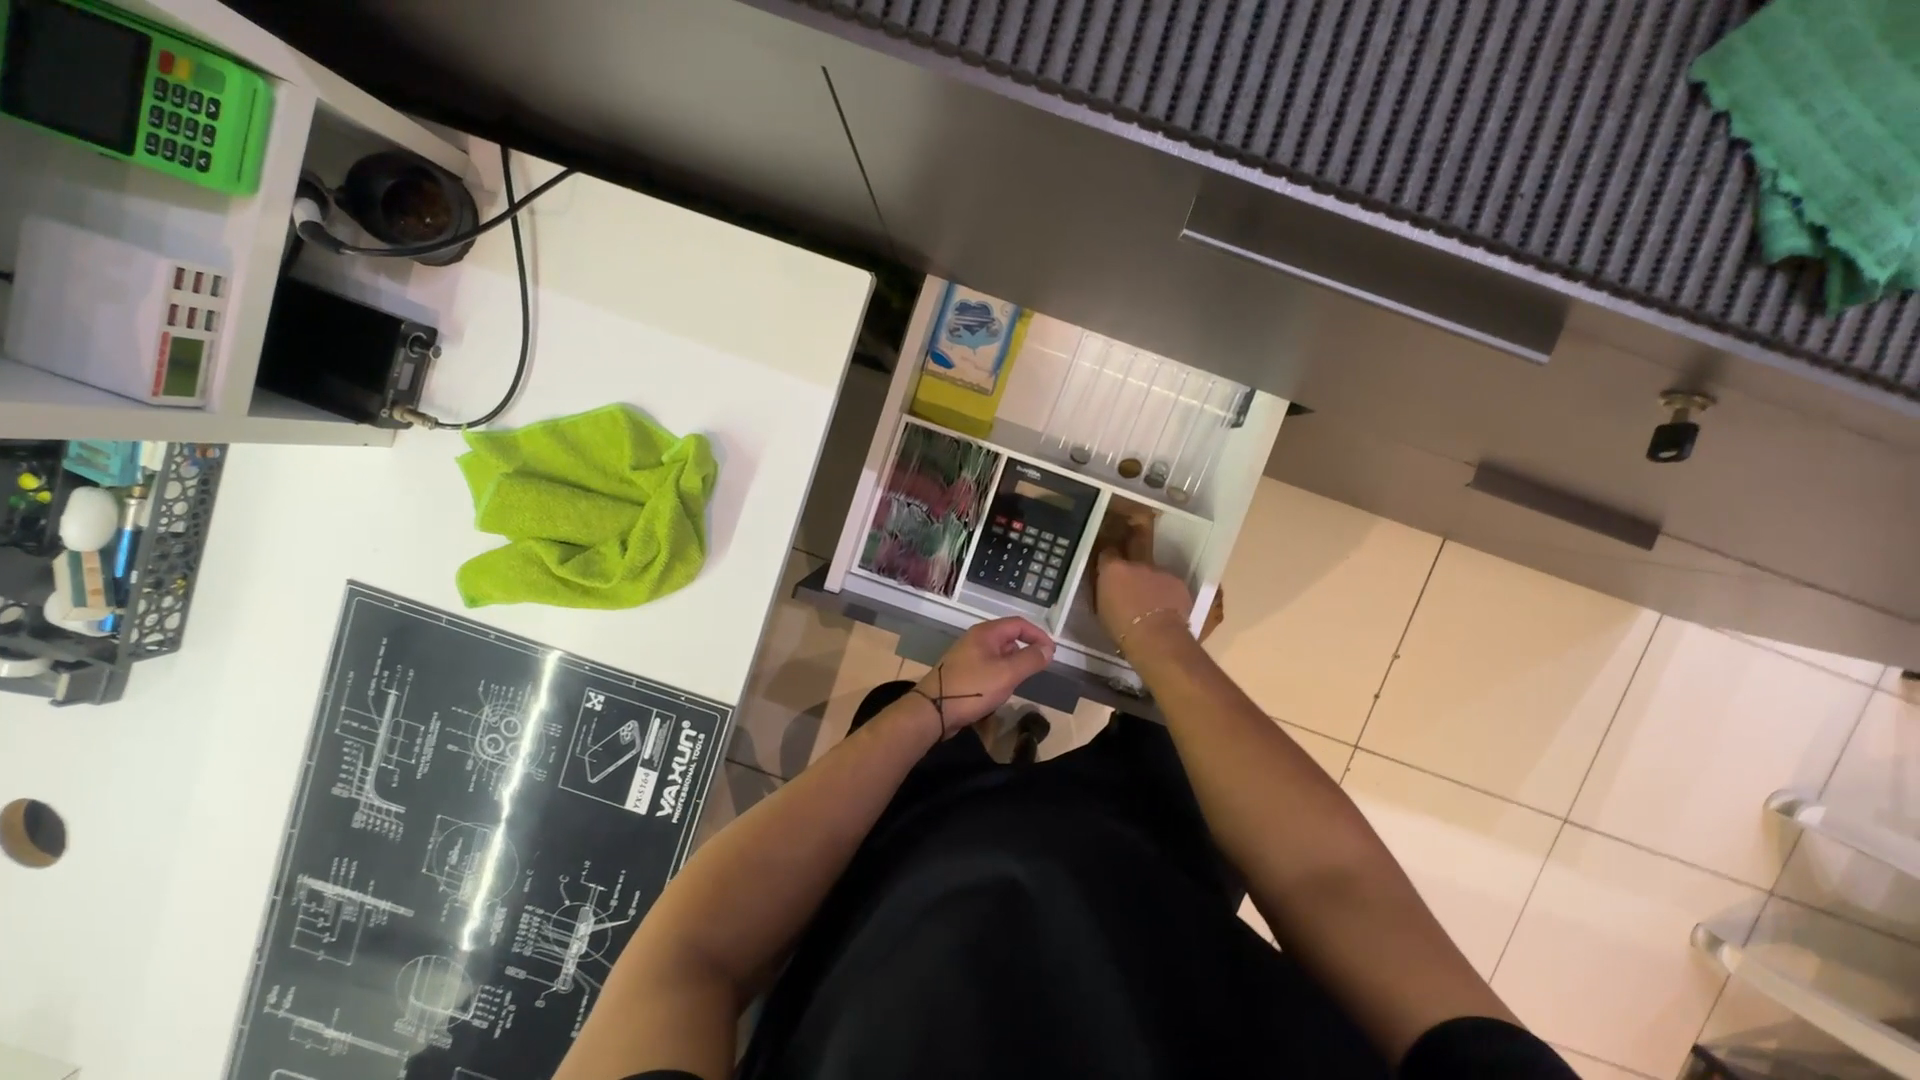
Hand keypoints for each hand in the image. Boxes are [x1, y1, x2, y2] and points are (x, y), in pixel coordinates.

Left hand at [915, 617, 1054, 734]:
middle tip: (1037, 669)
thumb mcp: (1007, 674)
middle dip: (1025, 651)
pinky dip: (999, 675)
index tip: (1051, 653)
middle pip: (1008, 638)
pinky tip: (999, 692)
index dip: (1038, 635)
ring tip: (1018, 683)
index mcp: (985, 633)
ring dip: (1012, 666)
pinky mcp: (962, 673)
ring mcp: (966, 656)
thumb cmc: (972, 688)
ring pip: (998, 655)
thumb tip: (1048, 649)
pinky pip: (988, 668)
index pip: (1018, 624)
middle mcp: (975, 640)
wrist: (933, 710)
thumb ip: (1030, 660)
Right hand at [1089, 514, 1220, 650]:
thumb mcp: (1102, 609)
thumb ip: (1106, 591)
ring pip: (1154, 571)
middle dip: (1133, 544)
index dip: (1108, 555)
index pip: (1107, 551)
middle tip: (1132, 554)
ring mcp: (1160, 571)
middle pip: (1135, 546)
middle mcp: (1137, 563)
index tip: (1108, 560)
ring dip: (1151, 580)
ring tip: (1151, 598)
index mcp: (1113, 569)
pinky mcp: (1178, 582)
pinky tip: (1165, 607)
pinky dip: (1166, 592)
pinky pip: (1169, 583)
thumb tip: (1108, 586)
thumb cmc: (1121, 628)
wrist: (1156, 637)